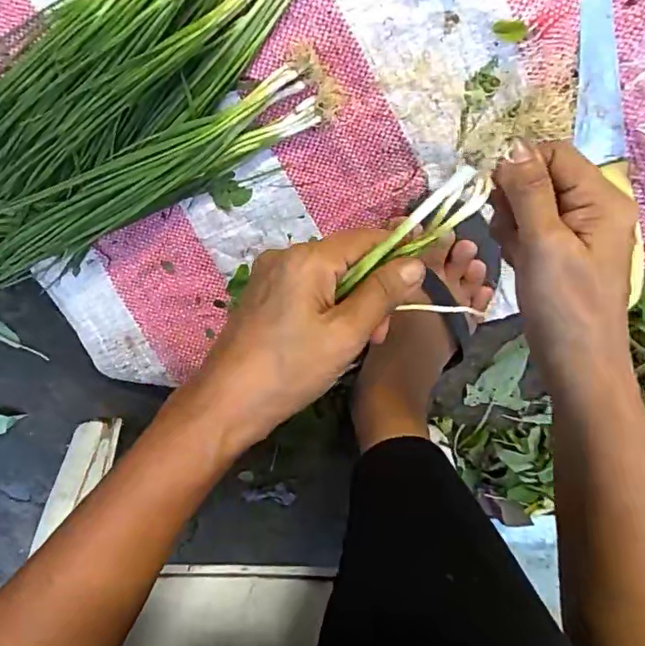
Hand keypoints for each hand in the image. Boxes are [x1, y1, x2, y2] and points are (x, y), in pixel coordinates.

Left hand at [178, 229, 425, 449]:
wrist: (224, 406)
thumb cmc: (290, 370)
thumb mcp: (346, 334)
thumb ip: (382, 294)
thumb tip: (415, 263)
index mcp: (308, 258)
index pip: (367, 238)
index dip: (399, 253)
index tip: (420, 279)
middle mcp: (287, 255)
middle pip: (348, 259)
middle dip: (373, 290)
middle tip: (380, 334)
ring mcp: (272, 274)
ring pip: (330, 277)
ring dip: (353, 303)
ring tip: (357, 343)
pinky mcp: (264, 294)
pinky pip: (309, 288)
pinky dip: (329, 307)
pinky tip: (331, 339)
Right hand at [490, 141, 638, 366]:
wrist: (579, 369)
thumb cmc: (565, 307)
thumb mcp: (544, 243)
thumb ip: (529, 191)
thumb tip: (514, 144)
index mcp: (603, 199)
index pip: (555, 154)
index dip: (521, 167)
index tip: (496, 195)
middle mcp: (596, 208)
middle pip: (542, 176)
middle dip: (516, 200)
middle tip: (513, 234)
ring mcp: (581, 232)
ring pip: (531, 203)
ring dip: (513, 223)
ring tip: (518, 254)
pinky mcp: (565, 252)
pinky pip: (533, 228)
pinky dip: (519, 241)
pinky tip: (520, 263)